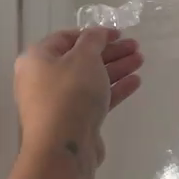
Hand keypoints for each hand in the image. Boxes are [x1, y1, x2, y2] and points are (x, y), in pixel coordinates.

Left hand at [13, 27, 142, 166]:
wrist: (64, 145)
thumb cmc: (70, 93)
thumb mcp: (84, 58)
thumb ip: (94, 41)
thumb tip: (97, 33)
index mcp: (38, 58)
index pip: (66, 38)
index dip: (94, 34)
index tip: (119, 34)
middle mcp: (43, 78)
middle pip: (81, 59)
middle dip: (110, 52)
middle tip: (135, 48)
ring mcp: (59, 101)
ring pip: (91, 79)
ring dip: (116, 69)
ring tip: (140, 61)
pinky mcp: (75, 119)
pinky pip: (95, 98)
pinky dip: (114, 89)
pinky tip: (135, 82)